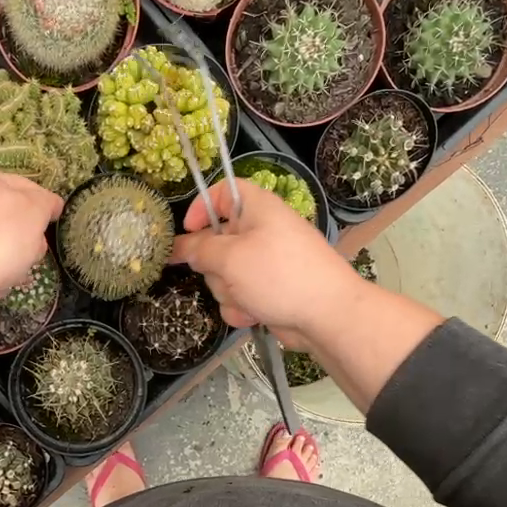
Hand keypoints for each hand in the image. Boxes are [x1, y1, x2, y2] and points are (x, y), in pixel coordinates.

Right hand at [169, 178, 367, 349]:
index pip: (222, 192)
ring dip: (229, 292)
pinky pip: (238, 296)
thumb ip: (199, 250)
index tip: (187, 230)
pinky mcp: (266, 290)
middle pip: (216, 242)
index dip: (201, 207)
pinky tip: (254, 314)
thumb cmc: (278, 275)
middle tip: (227, 276)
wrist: (325, 314)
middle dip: (215, 267)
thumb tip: (182, 247)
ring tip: (248, 299)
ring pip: (223, 275)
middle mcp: (261, 231)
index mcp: (257, 208)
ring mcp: (264, 263)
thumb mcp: (230, 258)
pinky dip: (242, 307)